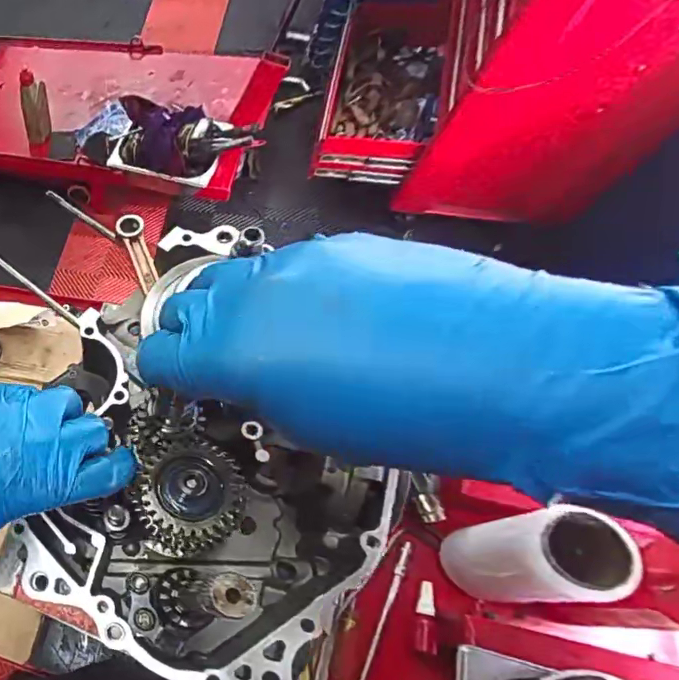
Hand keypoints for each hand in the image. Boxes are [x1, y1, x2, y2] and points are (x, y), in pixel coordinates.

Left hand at [0, 384, 135, 563]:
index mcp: (53, 481)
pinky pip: (29, 393)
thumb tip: (53, 473)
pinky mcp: (1, 393)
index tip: (117, 459)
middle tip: (71, 440)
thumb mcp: (8, 509)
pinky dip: (26, 403)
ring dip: (60, 411)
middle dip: (87, 434)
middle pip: (95, 428)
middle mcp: (46, 444)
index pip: (111, 467)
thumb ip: (43, 486)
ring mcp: (25, 414)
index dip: (119, 463)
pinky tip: (7, 417)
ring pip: (67, 400)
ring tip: (40, 423)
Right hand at [137, 233, 678, 558]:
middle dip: (187, 330)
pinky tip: (320, 319)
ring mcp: (309, 262)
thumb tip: (241, 382)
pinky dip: (288, 294)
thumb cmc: (421, 421)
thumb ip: (259, 394)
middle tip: (201, 357)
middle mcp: (267, 290)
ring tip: (265, 340)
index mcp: (247, 348)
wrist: (519, 372)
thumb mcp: (314, 429)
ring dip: (237, 309)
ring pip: (241, 278)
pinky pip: (293, 269)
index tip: (167, 377)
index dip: (159, 367)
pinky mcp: (352, 250)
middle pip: (192, 300)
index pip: (166, 348)